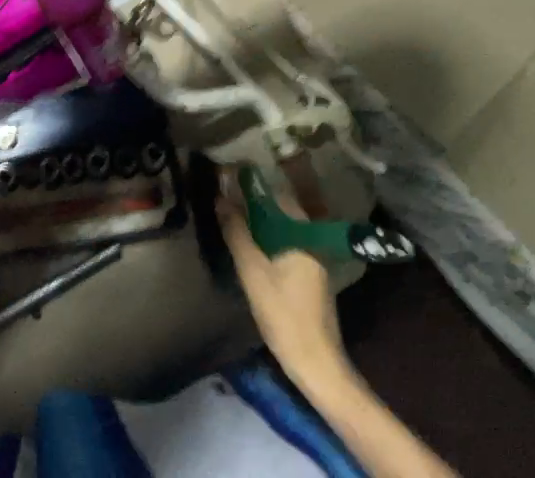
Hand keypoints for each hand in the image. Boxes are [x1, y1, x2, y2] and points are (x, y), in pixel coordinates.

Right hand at [218, 173, 347, 382]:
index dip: (252, 184)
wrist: (315, 361)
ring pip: (282, 229)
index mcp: (302, 234)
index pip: (277, 196)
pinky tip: (249, 245)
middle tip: (224, 192)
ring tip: (230, 213)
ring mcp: (312, 259)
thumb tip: (220, 199)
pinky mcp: (307, 276)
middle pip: (280, 211)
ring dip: (259, 220)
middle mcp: (311, 241)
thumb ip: (237, 234)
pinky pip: (284, 245)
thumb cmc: (283, 313)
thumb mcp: (253, 272)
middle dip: (254, 201)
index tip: (228, 174)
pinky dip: (266, 239)